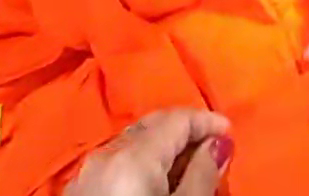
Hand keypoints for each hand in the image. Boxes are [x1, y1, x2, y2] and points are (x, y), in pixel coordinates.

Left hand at [66, 109, 233, 195]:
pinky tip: (156, 182)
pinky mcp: (78, 194)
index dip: (204, 121)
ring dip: (161, 147)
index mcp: (133, 156)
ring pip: (131, 144)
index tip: (230, 130)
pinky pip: (116, 164)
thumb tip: (218, 144)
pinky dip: (140, 164)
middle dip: (183, 130)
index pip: (174, 119)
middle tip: (214, 143)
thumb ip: (201, 178)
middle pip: (150, 127)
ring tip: (190, 162)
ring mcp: (87, 174)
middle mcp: (107, 154)